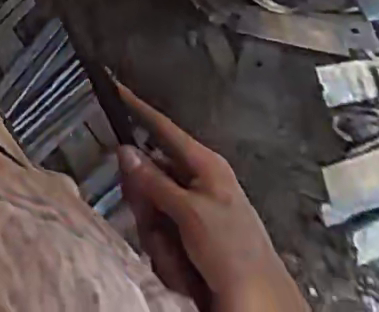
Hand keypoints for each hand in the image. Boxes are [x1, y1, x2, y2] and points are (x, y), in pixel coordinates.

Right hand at [117, 84, 308, 311]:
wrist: (263, 309)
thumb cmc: (233, 251)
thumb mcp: (190, 213)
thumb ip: (154, 182)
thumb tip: (124, 149)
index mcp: (204, 165)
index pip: (163, 128)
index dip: (138, 110)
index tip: (115, 88)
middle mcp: (196, 185)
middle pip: (149, 179)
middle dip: (148, 209)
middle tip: (155, 226)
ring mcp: (193, 216)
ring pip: (151, 214)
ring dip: (160, 243)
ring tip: (181, 262)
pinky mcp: (191, 244)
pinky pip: (161, 241)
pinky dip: (168, 261)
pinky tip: (185, 276)